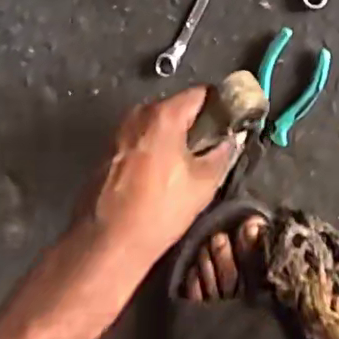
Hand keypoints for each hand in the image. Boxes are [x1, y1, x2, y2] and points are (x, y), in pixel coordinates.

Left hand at [75, 86, 234, 265]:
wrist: (106, 245)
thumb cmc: (158, 211)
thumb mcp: (203, 184)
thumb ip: (223, 154)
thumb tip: (232, 140)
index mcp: (164, 115)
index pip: (201, 93)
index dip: (219, 105)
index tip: (228, 123)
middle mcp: (139, 114)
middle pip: (177, 107)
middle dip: (194, 124)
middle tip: (209, 148)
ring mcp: (120, 132)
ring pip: (157, 124)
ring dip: (172, 138)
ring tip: (184, 166)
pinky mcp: (107, 151)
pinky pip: (139, 140)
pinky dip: (152, 150)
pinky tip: (158, 178)